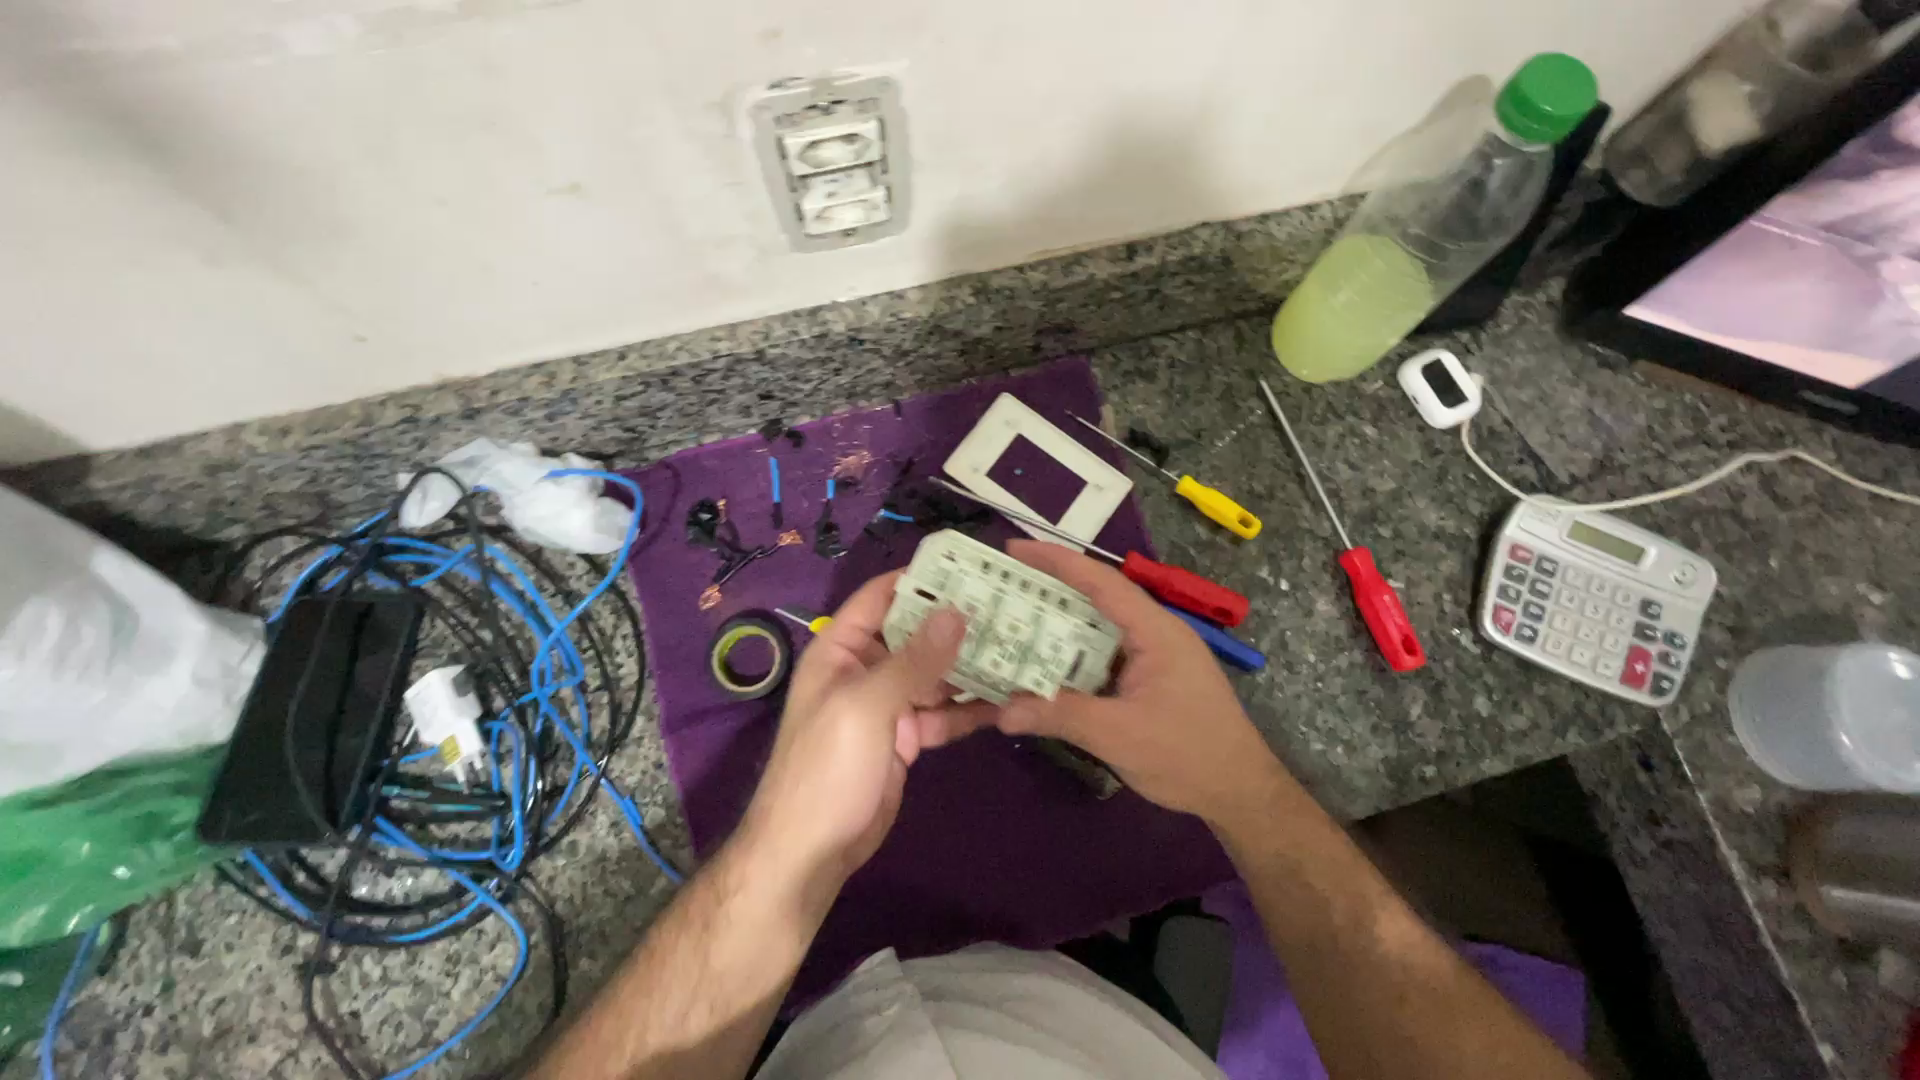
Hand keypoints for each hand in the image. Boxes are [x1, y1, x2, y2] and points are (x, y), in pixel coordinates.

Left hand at [736, 573, 993, 904]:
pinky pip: (942, 714)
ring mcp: (887, 706)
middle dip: (957, 623)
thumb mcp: (868, 706)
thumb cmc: (827, 768)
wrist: (811, 851)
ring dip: (970, 665)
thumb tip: (956, 611)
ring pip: (934, 675)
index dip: (920, 579)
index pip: (880, 598)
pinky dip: (969, 709)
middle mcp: (865, 670)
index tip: (970, 566)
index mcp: (841, 651)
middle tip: (1012, 607)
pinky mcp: (906, 739)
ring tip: (1022, 647)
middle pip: (915, 635)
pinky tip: (1007, 700)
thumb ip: (914, 660)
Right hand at [997, 540, 1293, 826]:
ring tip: (1012, 621)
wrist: (1239, 792)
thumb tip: (1003, 712)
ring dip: (1059, 626)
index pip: (1101, 582)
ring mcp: (1155, 657)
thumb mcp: (1118, 735)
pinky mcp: (1151, 679)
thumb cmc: (1188, 756)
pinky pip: (1104, 657)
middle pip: (1097, 599)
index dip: (1057, 562)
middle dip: (1049, 590)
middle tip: (1001, 586)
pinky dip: (1072, 657)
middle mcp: (1155, 634)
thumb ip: (1061, 716)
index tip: (1014, 548)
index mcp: (1155, 632)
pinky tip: (1043, 667)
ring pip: (1098, 630)